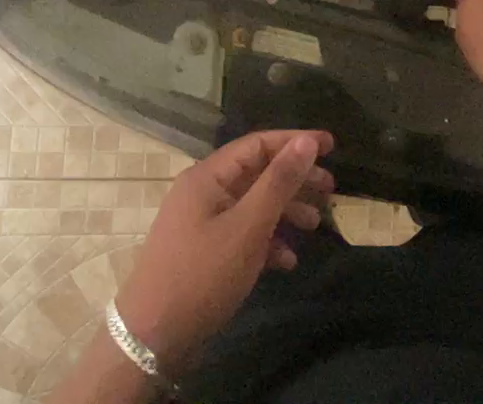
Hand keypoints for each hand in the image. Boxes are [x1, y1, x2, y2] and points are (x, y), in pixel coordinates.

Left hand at [112, 129, 334, 372]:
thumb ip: (279, 182)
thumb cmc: (202, 274)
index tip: (332, 146)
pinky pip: (242, 234)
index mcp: (208, 176)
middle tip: (331, 189)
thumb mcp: (247, 227)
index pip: (258, 144)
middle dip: (295, 180)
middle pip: (257, 174)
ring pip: (252, 205)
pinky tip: (287, 260)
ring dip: (285, 212)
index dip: (296, 142)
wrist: (151, 341)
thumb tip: (307, 141)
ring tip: (316, 225)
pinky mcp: (203, 252)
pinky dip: (267, 242)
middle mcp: (203, 192)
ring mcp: (201, 223)